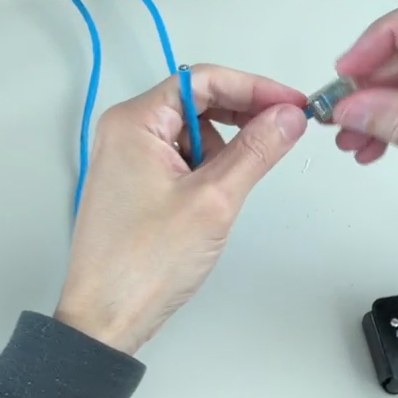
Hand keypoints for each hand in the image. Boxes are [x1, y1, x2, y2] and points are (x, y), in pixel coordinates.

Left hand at [54, 66, 307, 354]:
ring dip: (222, 151)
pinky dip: (205, 172)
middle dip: (241, 117)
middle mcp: (124, 133)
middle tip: (281, 134)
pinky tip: (212, 202)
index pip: (203, 80)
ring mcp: (127, 161)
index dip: (254, 87)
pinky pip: (179, 162)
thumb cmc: (144, 265)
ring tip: (226, 193)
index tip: (291, 104)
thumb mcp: (213, 200)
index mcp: (134, 123)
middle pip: (196, 102)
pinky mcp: (134, 186)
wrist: (107, 318)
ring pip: (191, 135)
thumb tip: (288, 116)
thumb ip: (256, 150)